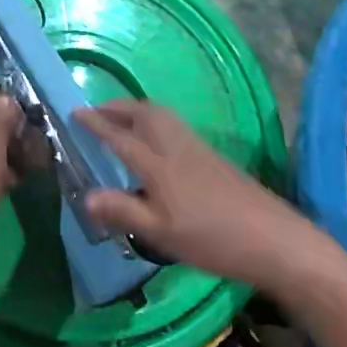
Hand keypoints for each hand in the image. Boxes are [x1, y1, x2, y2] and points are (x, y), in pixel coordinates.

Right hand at [76, 100, 334, 294]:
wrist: (271, 238)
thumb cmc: (211, 239)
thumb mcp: (160, 233)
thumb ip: (123, 211)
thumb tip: (85, 195)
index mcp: (159, 165)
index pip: (120, 136)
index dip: (96, 123)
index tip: (75, 112)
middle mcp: (177, 147)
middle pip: (145, 114)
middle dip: (118, 107)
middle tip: (97, 111)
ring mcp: (199, 149)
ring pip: (163, 116)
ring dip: (138, 111)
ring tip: (122, 120)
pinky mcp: (214, 156)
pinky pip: (176, 126)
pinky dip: (156, 121)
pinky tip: (157, 142)